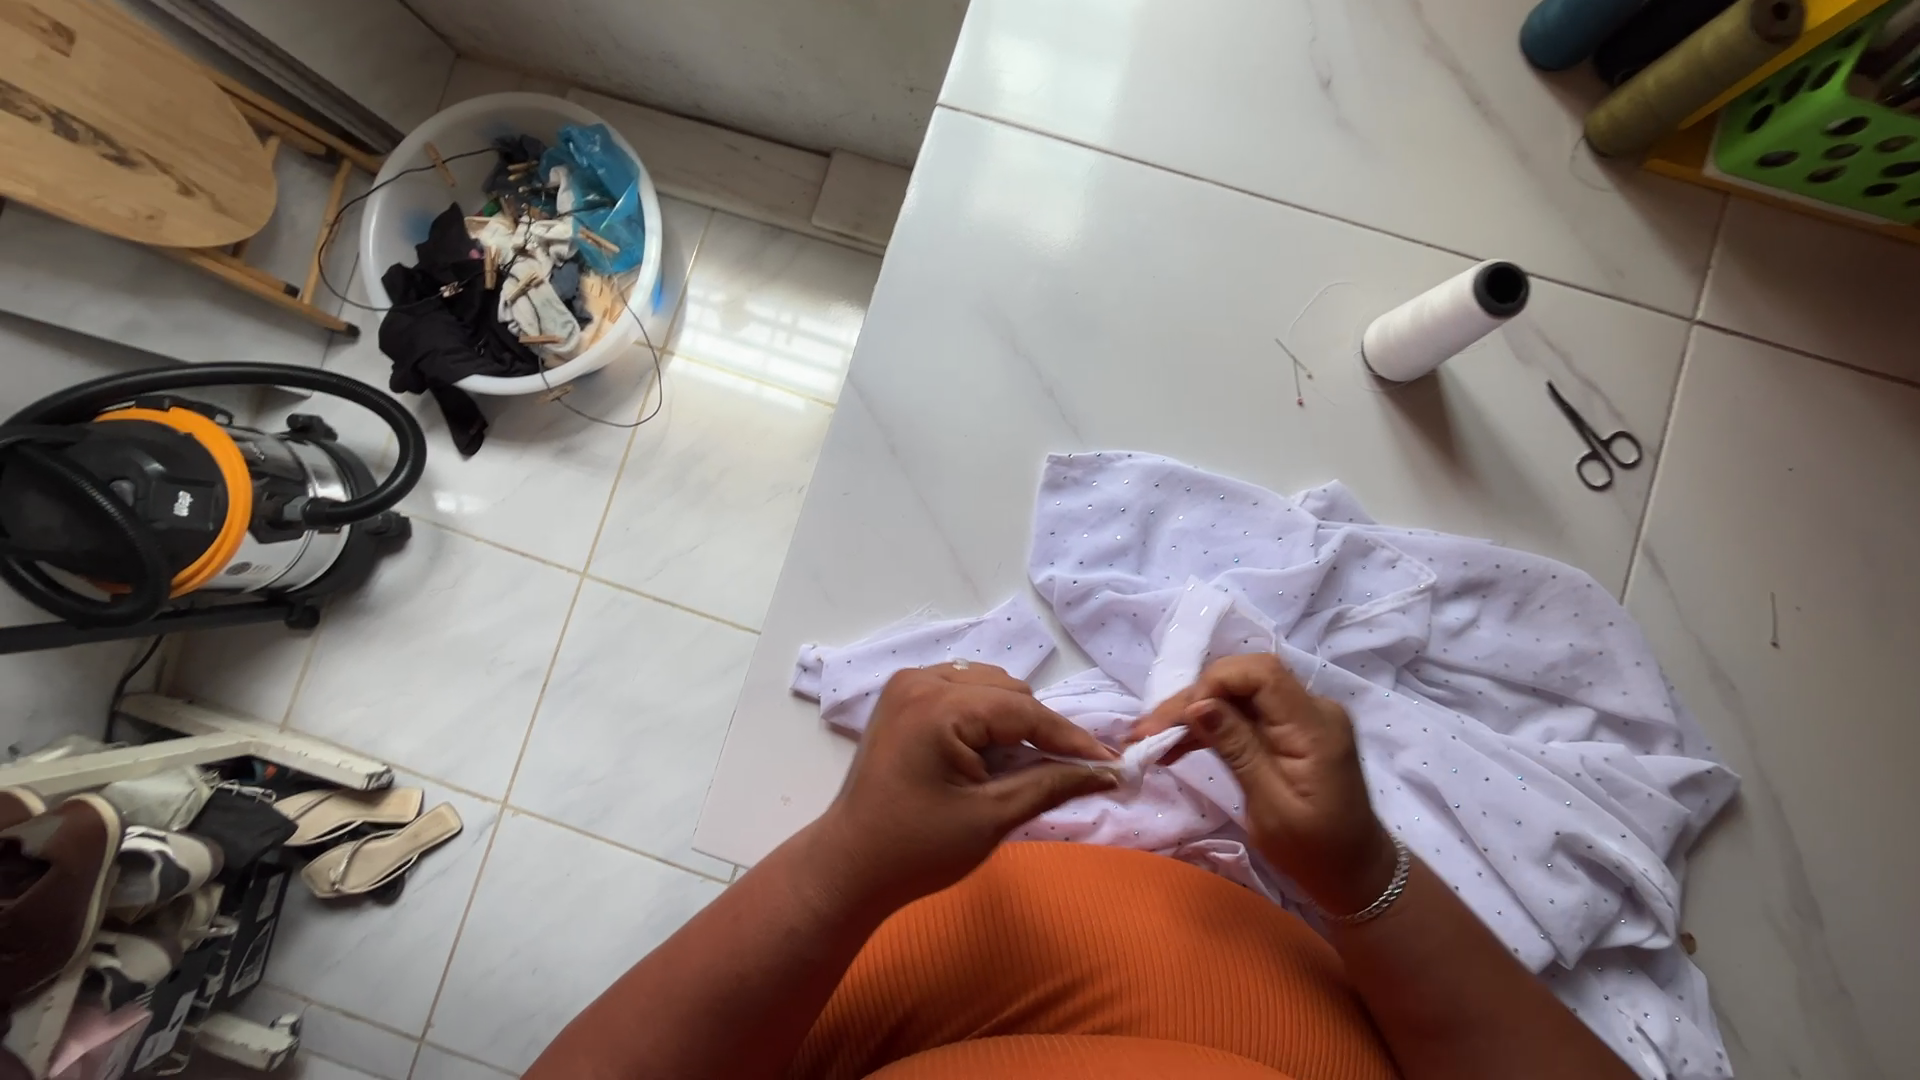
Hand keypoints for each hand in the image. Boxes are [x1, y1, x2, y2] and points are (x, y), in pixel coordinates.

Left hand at [814, 662, 1119, 910]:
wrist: (850, 865)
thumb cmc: (917, 850)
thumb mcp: (992, 818)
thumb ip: (1051, 784)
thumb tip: (1107, 773)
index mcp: (939, 707)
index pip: (1024, 712)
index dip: (1072, 739)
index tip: (1113, 763)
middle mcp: (921, 680)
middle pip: (1009, 691)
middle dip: (1041, 730)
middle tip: (1067, 772)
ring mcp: (908, 684)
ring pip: (989, 685)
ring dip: (1014, 720)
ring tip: (1025, 764)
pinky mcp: (903, 695)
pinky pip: (964, 689)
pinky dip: (987, 714)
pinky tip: (991, 749)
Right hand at [1130, 654, 1394, 915]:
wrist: (1353, 872)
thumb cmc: (1315, 851)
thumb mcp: (1271, 807)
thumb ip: (1237, 750)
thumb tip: (1198, 705)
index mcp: (1315, 728)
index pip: (1263, 673)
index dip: (1216, 682)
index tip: (1183, 718)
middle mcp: (1311, 710)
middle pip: (1242, 679)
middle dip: (1192, 698)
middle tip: (1147, 731)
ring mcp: (1299, 716)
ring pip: (1235, 693)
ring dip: (1192, 711)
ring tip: (1150, 739)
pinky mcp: (1286, 728)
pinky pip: (1241, 711)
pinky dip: (1207, 723)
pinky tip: (1175, 743)